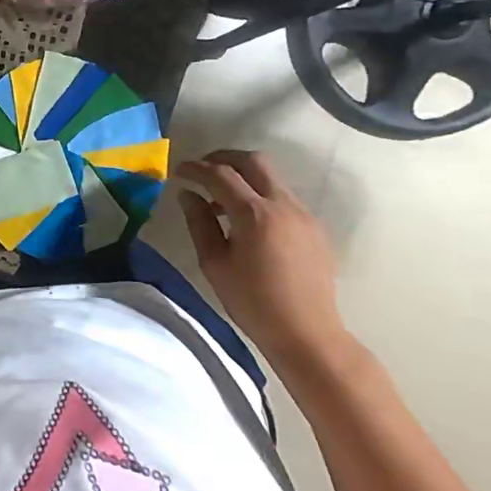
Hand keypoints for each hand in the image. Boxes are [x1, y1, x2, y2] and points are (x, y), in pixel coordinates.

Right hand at [176, 150, 349, 369]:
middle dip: (223, 158)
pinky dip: (258, 195)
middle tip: (200, 170)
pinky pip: (282, 197)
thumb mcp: (213, 262)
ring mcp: (304, 215)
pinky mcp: (313, 228)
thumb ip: (199, 222)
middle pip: (254, 162)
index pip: (220, 175)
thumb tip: (188, 194)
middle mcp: (284, 206)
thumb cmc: (251, 300)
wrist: (306, 332)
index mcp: (255, 214)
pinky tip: (243, 220)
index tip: (177, 171)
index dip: (195, 168)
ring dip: (242, 178)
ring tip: (217, 200)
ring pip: (271, 178)